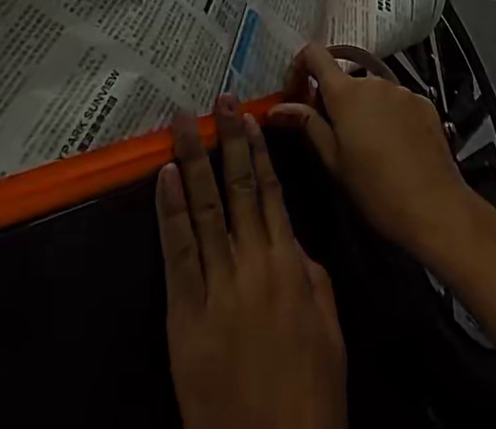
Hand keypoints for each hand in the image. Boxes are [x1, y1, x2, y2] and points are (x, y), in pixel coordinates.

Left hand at [158, 94, 345, 428]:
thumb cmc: (308, 393)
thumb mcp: (329, 334)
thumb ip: (313, 280)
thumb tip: (293, 241)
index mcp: (291, 267)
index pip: (272, 195)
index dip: (259, 154)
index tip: (249, 120)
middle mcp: (254, 264)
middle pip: (239, 190)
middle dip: (229, 141)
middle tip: (220, 101)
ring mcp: (218, 283)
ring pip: (205, 207)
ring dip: (194, 160)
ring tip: (185, 122)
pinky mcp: (185, 307)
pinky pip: (178, 248)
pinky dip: (170, 209)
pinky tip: (165, 175)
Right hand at [268, 45, 481, 267]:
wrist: (436, 209)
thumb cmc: (374, 187)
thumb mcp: (332, 159)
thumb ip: (307, 124)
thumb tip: (276, 108)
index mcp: (344, 92)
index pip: (314, 54)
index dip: (300, 66)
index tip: (296, 93)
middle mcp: (373, 81)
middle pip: (343, 78)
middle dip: (331, 97)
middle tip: (330, 132)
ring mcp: (402, 91)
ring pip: (370, 90)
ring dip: (360, 106)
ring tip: (365, 143)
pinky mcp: (425, 104)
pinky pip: (395, 100)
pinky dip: (386, 114)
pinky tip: (392, 144)